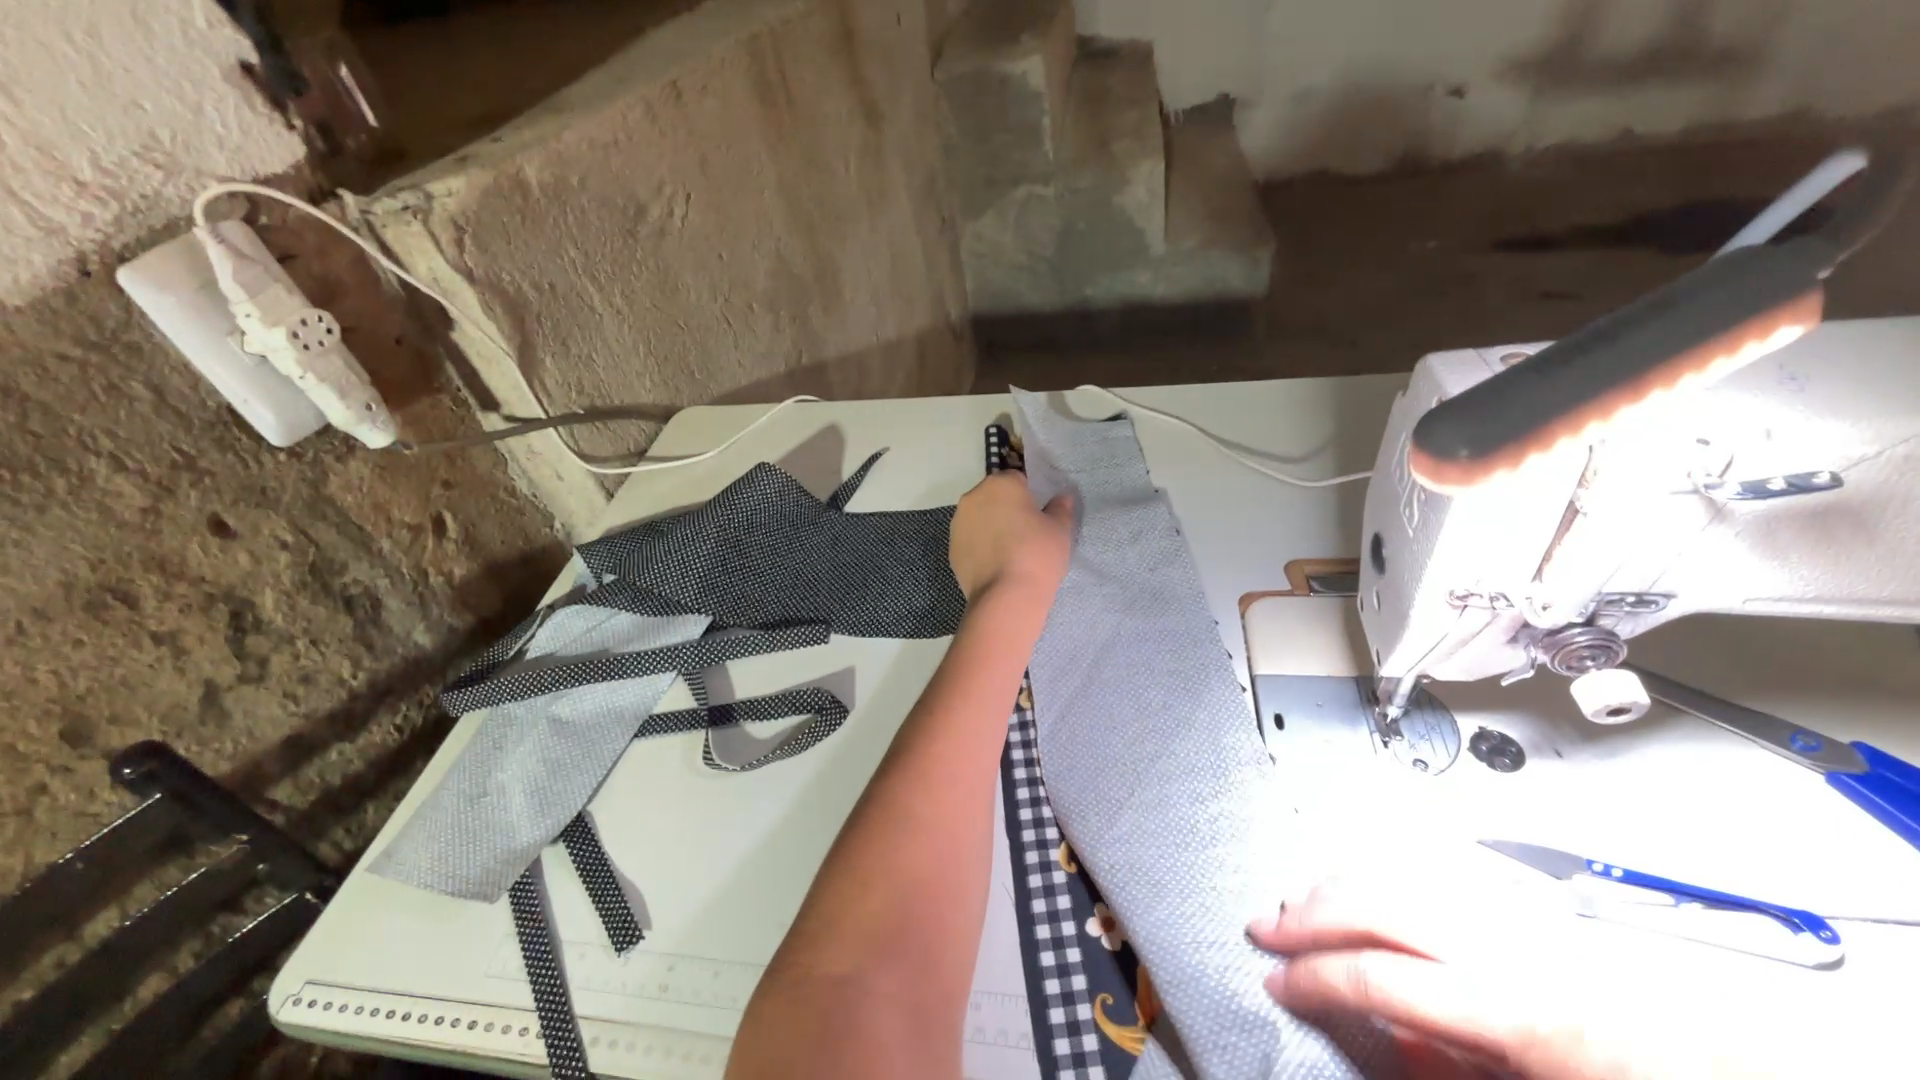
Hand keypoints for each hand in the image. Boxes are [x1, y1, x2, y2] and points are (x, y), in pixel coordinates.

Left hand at [949, 472, 1073, 600]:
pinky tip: (996, 565)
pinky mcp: (951, 548)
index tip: (1038, 515)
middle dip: (1007, 508)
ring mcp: (958, 523)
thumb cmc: (1037, 553)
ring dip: (991, 526)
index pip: (1017, 479)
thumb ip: (1060, 508)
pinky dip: (980, 547)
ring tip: (1009, 551)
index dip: (1029, 495)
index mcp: (1000, 484)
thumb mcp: (1060, 529)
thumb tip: (1062, 498)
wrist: (1006, 596)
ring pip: (979, 518)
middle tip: (1025, 533)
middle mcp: (973, 497)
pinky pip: (970, 540)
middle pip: (994, 496)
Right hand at [1248, 875, 1814, 1079]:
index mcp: (1514, 1008)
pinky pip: (1441, 864)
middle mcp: (1512, 943)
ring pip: (1405, 869)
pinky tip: (1364, 879)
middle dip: (1310, 913)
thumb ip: (1445, 1068)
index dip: (1315, 979)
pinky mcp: (1535, 897)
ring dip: (1340, 882)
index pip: (1380, 975)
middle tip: (1266, 928)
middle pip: (1378, 902)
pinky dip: (1388, 867)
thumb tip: (1383, 1036)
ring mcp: (1522, 908)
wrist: (1744, 1069)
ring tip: (1299, 901)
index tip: (1278, 984)